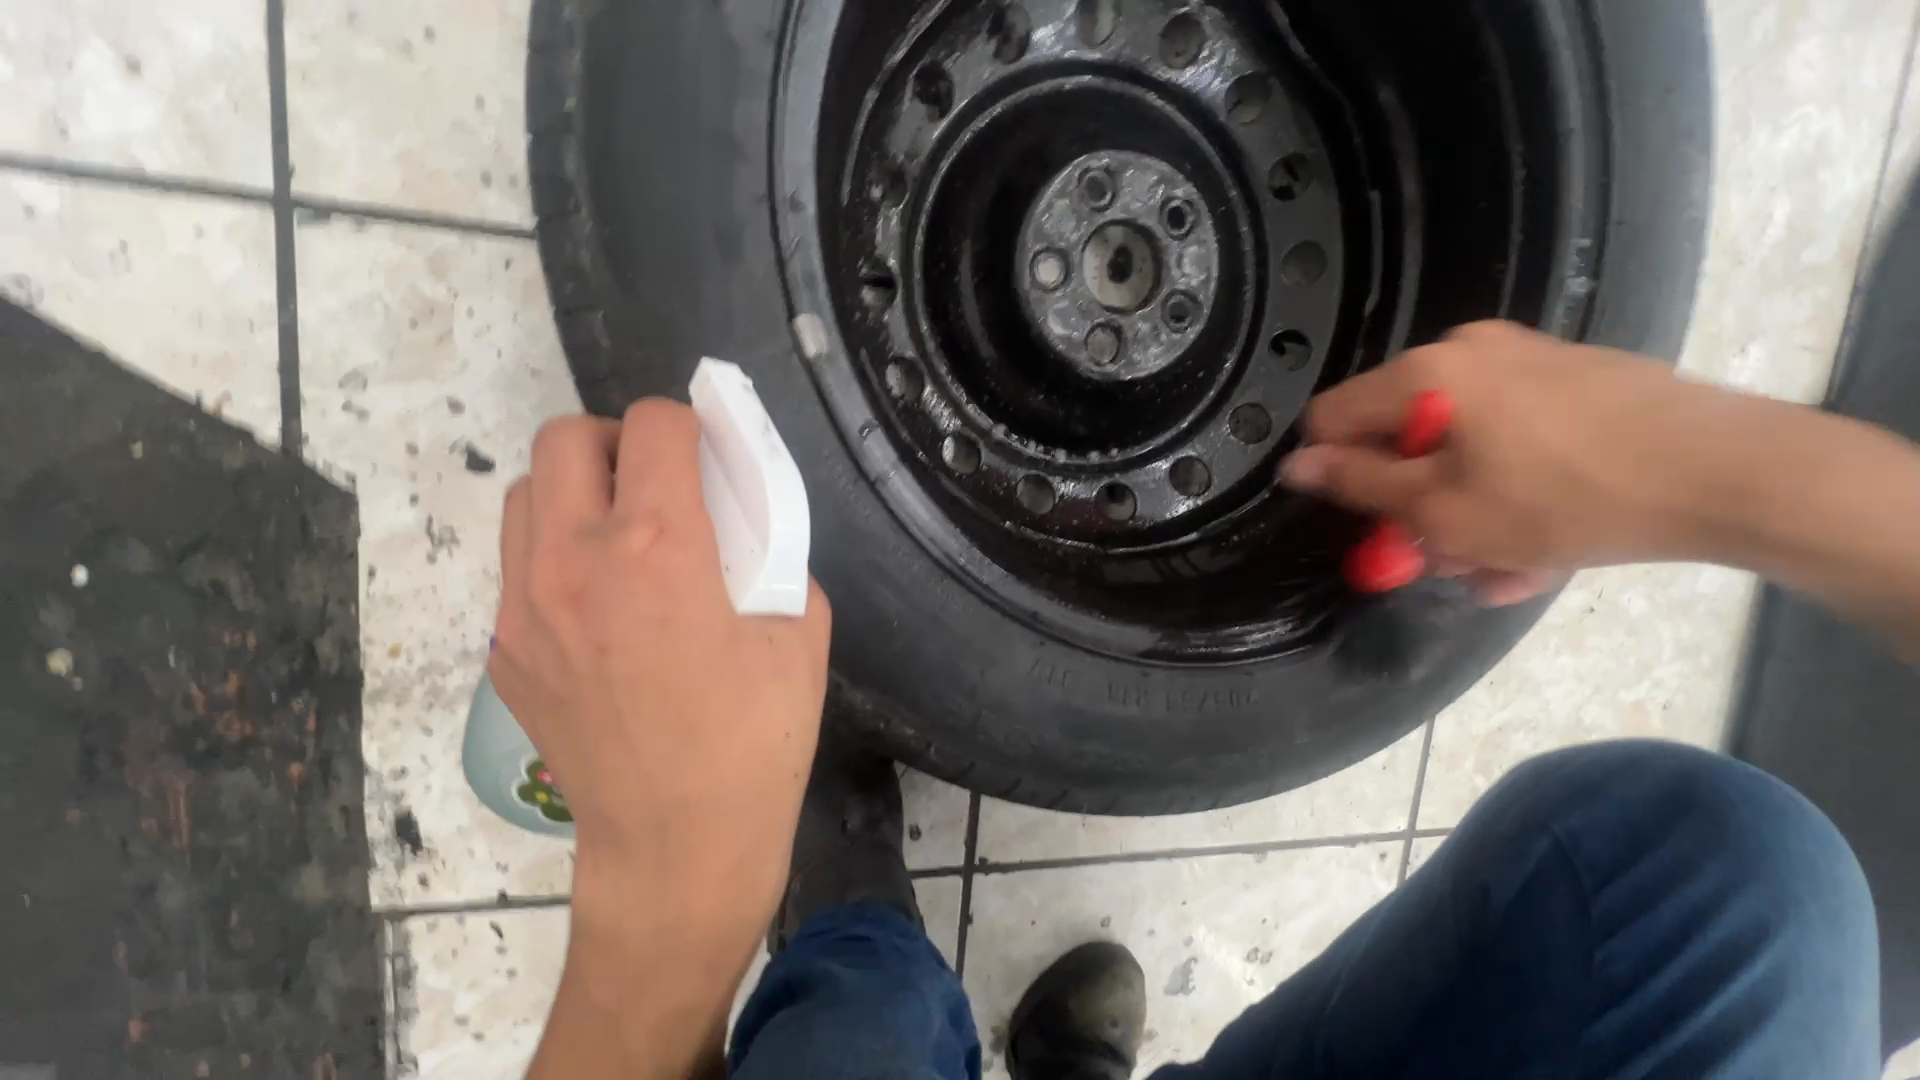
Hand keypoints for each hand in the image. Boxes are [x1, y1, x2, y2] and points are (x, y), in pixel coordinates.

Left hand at [491, 401, 830, 1076]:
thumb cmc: (755, 741)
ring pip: (525, 494)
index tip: (710, 450)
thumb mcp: (800, 632)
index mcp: (658, 546)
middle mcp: (575, 560)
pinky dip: (556, 552)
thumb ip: (774, 555)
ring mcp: (524, 607)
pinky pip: (517, 564)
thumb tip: (744, 528)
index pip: (653, 425)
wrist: (677, 847)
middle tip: (661, 483)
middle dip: (619, 440)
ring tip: (622, 535)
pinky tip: (601, 604)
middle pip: (566, 439)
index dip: (690, 420)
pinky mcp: (504, 652)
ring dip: (575, 490)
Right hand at [1278, 321, 1736, 602]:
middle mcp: (1466, 352)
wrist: (1731, 475)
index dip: (1334, 473)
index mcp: (1424, 376)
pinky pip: (1510, 435)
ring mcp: (1525, 360)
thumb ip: (1357, 485)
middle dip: (1409, 499)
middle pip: (1399, 433)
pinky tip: (1538, 535)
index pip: (1330, 418)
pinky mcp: (1573, 378)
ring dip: (1460, 503)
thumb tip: (1295, 465)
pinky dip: (1506, 482)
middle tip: (1437, 553)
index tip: (1368, 520)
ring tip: (1497, 561)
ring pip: (1458, 443)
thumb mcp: (1441, 511)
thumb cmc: (1564, 499)